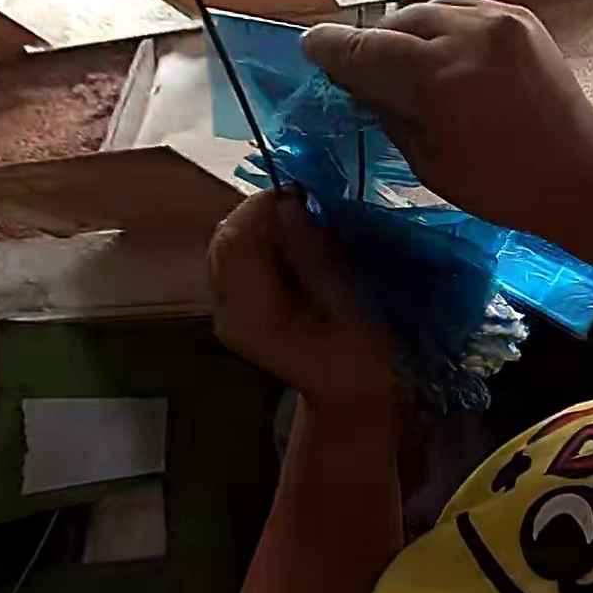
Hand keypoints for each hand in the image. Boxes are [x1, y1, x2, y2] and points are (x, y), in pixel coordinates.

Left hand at [208, 189, 395, 415]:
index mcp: (253, 318)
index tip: (308, 194)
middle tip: (312, 207)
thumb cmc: (366, 362)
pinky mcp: (238, 308)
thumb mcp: (354, 311)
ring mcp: (228, 312)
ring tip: (309, 225)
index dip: (264, 207)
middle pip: (226, 239)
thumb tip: (291, 207)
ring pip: (231, 244)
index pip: (236, 241)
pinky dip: (267, 242)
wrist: (354, 398)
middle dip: (264, 213)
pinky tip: (299, 247)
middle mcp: (227, 313)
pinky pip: (241, 258)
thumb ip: (318, 259)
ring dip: (266, 225)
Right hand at [301, 0, 592, 232]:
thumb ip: (390, 116)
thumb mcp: (432, 166)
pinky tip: (451, 58)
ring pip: (428, 12)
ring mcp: (498, 20)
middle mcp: (464, 34)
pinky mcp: (521, 19)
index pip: (363, 50)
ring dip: (411, 36)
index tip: (313, 51)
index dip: (330, 50)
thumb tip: (362, 86)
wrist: (582, 175)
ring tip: (415, 69)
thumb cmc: (506, 188)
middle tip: (370, 76)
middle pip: (394, 25)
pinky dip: (446, 30)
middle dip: (375, 48)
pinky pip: (464, 11)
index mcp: (437, 79)